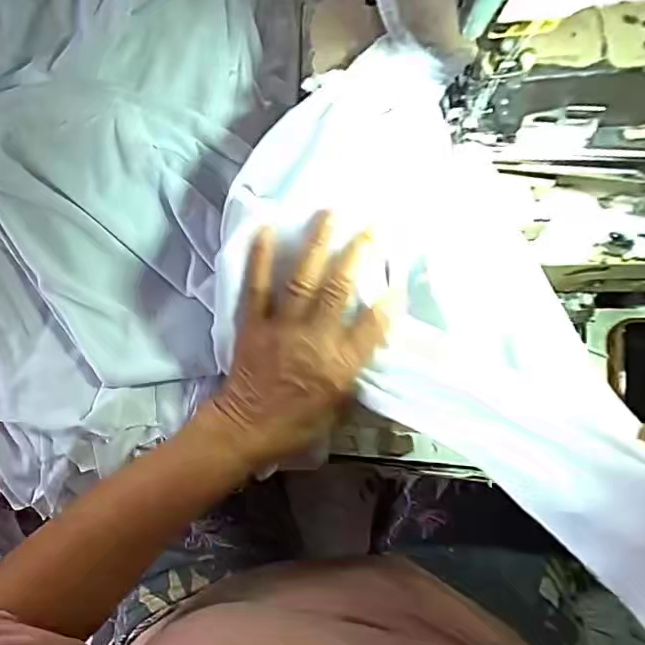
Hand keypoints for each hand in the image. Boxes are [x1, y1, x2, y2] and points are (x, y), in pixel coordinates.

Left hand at [206, 211, 395, 468]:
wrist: (244, 429)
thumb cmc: (294, 426)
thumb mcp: (338, 411)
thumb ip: (354, 377)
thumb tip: (369, 351)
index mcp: (340, 365)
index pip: (373, 326)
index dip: (390, 301)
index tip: (400, 280)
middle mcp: (314, 340)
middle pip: (340, 290)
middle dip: (358, 255)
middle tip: (372, 228)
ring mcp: (282, 329)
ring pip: (303, 280)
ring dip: (317, 244)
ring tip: (330, 214)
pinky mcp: (254, 325)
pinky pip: (257, 287)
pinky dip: (261, 258)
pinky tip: (267, 231)